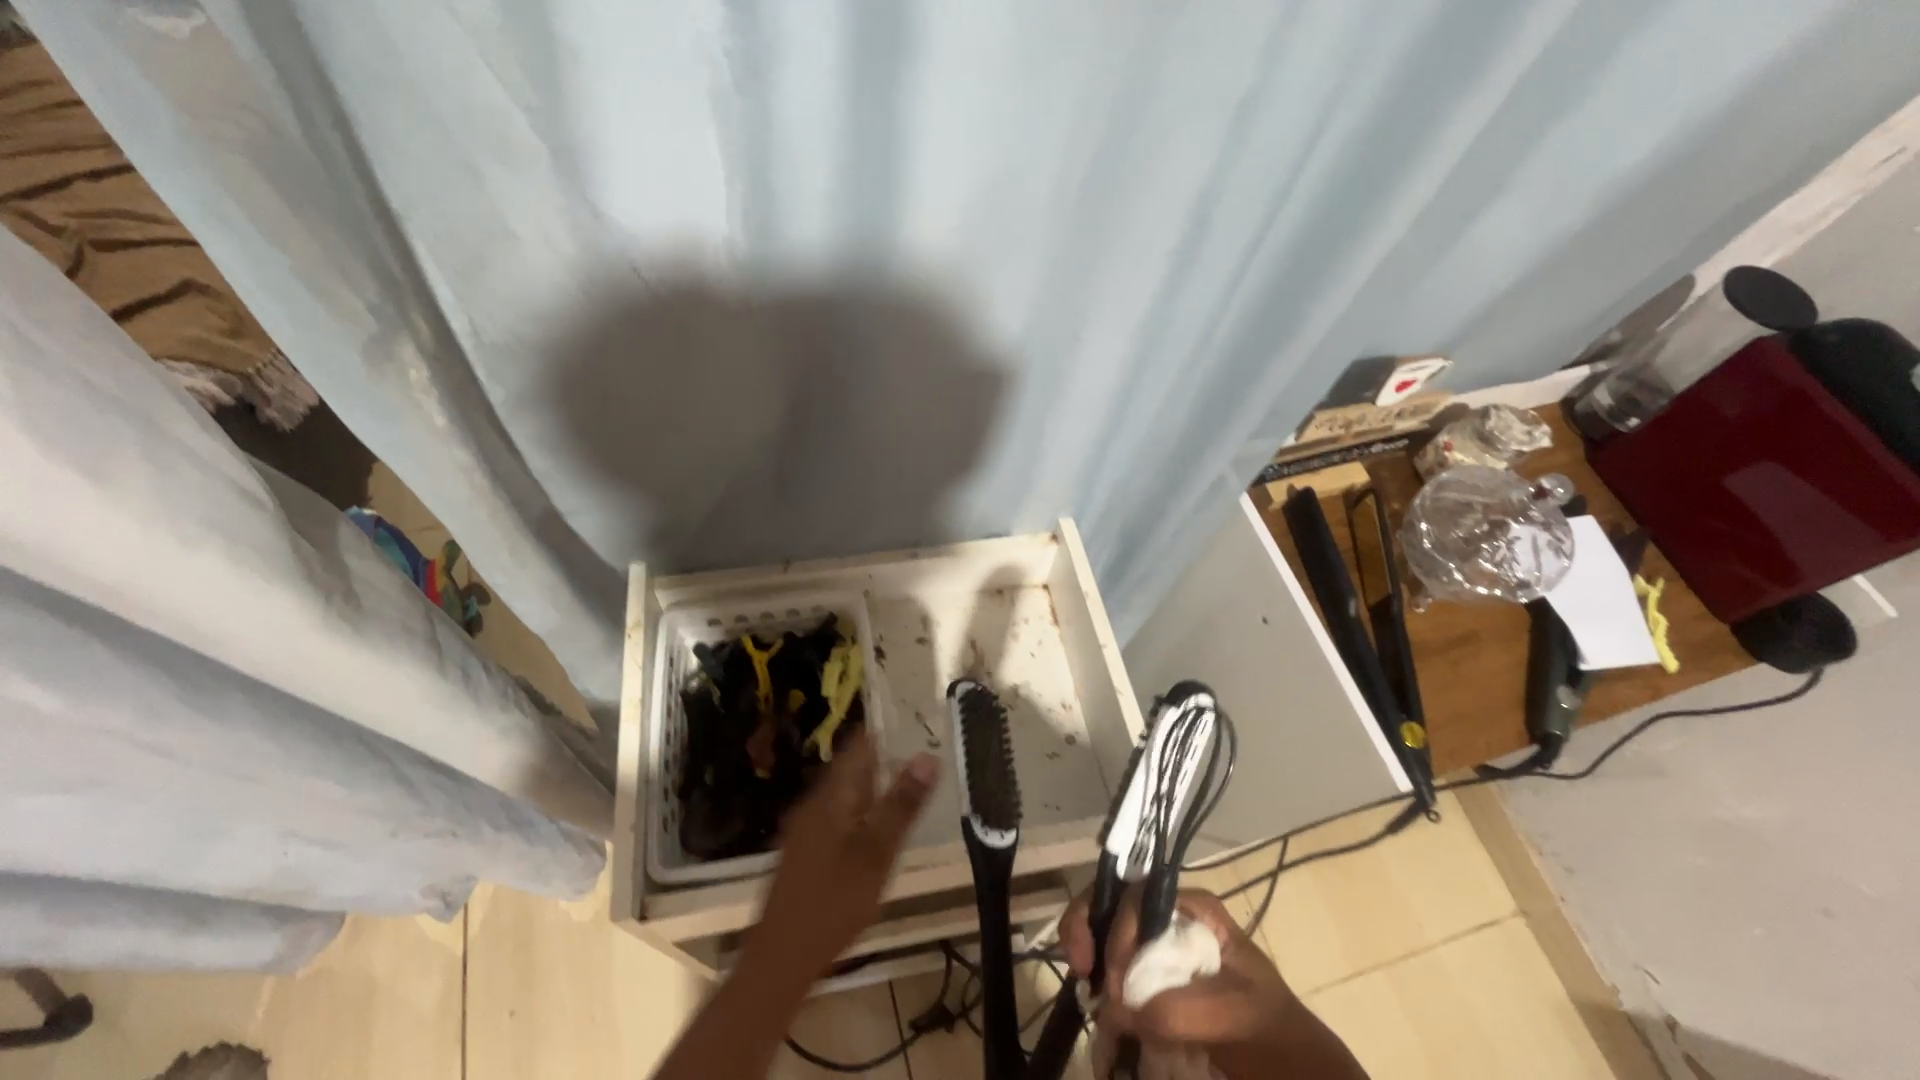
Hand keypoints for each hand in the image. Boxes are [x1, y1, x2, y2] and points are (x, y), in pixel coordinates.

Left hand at [743, 734, 938, 983]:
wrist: (780, 958)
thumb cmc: (832, 903)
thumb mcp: (876, 855)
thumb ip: (901, 806)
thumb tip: (927, 756)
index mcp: (829, 799)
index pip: (855, 748)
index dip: (881, 730)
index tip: (910, 716)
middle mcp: (812, 807)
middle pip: (848, 772)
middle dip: (881, 760)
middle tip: (920, 751)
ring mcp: (804, 832)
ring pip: (843, 797)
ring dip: (872, 788)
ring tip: (906, 786)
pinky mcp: (804, 856)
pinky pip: (837, 819)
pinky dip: (860, 814)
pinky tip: (876, 830)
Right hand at [1062, 888, 1365, 1078]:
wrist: (1284, 1061)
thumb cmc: (1267, 1028)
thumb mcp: (1229, 1015)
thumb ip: (1176, 1010)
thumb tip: (1119, 1011)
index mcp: (1196, 908)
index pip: (1142, 898)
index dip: (1119, 931)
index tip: (1116, 979)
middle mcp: (1172, 915)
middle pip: (1115, 901)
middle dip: (1088, 926)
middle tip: (1081, 969)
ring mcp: (1159, 942)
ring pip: (1106, 924)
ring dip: (1086, 947)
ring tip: (1084, 983)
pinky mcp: (1149, 971)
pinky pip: (1112, 960)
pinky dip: (1095, 973)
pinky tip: (1093, 997)